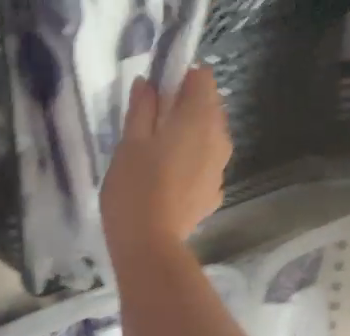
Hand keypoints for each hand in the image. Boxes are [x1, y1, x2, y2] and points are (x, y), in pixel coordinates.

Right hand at [101, 65, 232, 260]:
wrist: (148, 244)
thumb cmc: (134, 189)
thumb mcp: (128, 146)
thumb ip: (141, 110)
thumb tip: (147, 84)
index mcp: (199, 115)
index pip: (200, 77)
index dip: (177, 82)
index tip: (153, 101)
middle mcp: (220, 135)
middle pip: (207, 109)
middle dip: (182, 114)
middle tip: (149, 135)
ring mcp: (221, 166)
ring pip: (207, 141)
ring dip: (187, 144)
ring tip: (157, 166)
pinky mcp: (214, 194)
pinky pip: (204, 171)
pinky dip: (190, 172)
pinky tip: (168, 190)